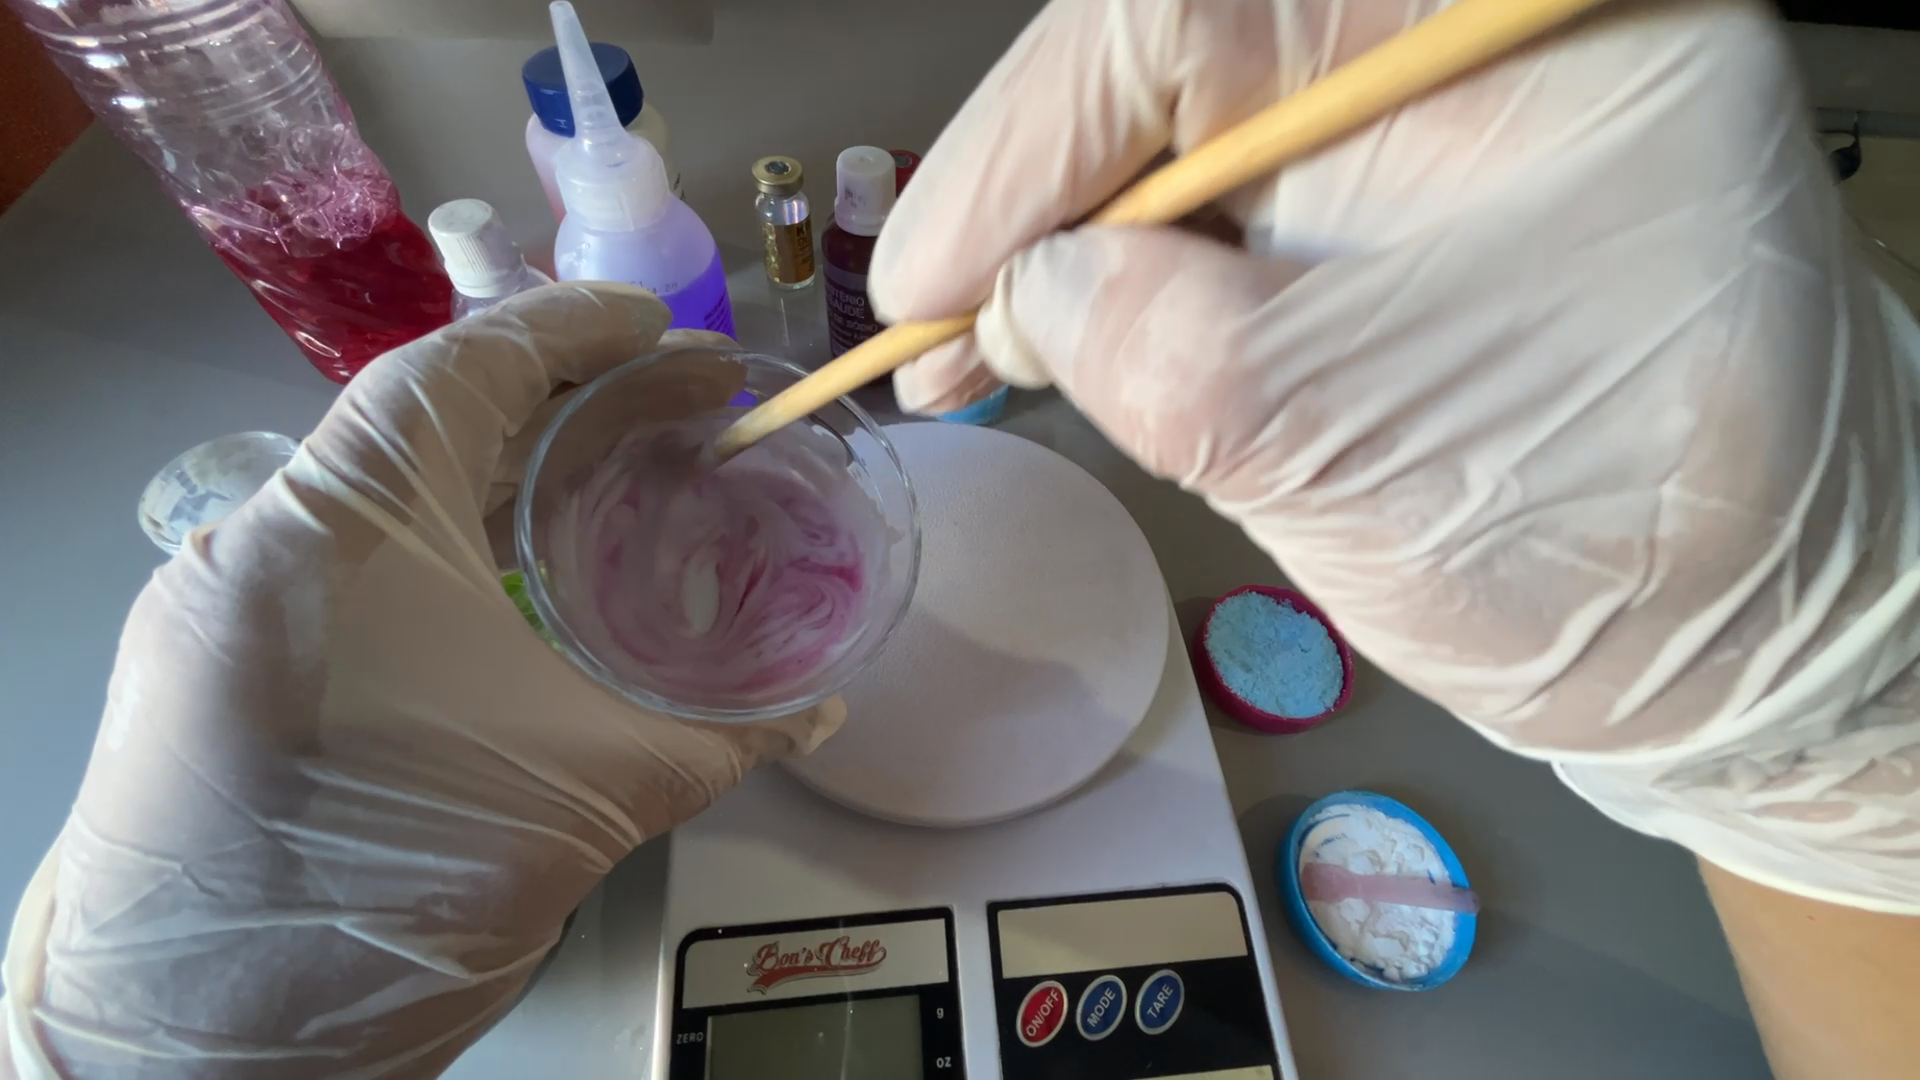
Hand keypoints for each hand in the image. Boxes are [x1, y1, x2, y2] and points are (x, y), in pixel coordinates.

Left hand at [1, 284, 841, 1077]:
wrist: (213, 1050)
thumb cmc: (395, 896)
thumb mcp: (586, 795)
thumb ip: (720, 739)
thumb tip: (821, 714)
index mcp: (347, 541)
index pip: (458, 372)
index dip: (567, 326)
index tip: (662, 324)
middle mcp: (298, 541)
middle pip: (457, 414)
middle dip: (584, 386)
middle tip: (692, 388)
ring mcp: (275, 589)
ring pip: (433, 474)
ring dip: (544, 447)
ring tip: (650, 443)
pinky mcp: (283, 640)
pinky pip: (410, 537)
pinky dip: (499, 512)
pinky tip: (570, 532)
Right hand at [873, 0, 1919, 912]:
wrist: (1697, 637)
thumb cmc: (1585, 537)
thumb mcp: (1352, 432)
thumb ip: (1160, 345)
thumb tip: (1025, 294)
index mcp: (1493, 32)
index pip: (1194, 11)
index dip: (1029, 134)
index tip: (928, 267)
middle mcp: (1423, 65)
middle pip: (1153, 83)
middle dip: (1018, 209)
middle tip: (922, 322)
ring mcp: (1371, 161)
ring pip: (1145, 172)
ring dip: (1035, 267)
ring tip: (947, 359)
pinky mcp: (1327, 253)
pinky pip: (1171, 251)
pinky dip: (1083, 307)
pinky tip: (1019, 357)